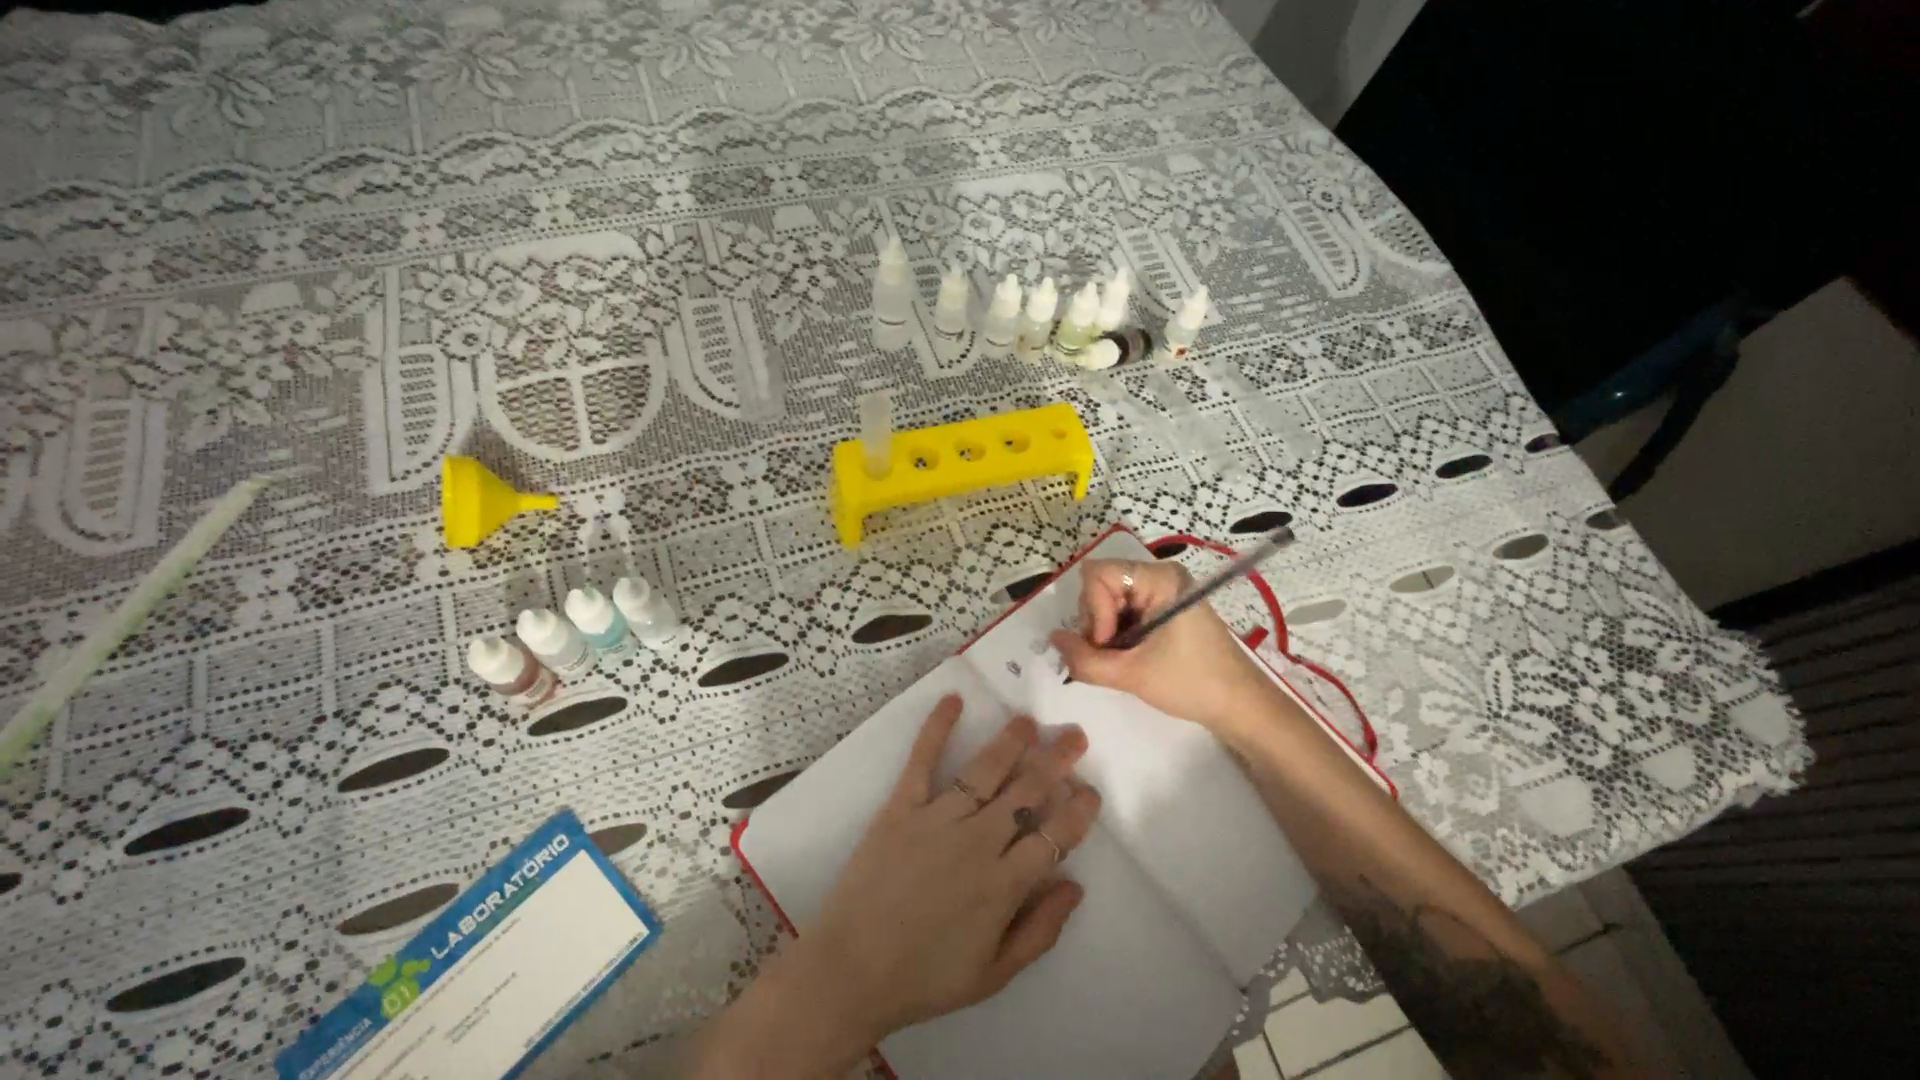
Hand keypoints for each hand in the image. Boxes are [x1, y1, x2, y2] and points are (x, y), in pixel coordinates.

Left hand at [739, 695, 1102, 1070]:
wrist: (850, 971)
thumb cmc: (924, 978)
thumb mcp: (994, 973)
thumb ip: (1040, 931)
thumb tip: (1075, 886)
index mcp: (1005, 884)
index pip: (1054, 836)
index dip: (1078, 811)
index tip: (1090, 791)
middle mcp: (978, 842)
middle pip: (1027, 793)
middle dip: (1056, 762)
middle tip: (1074, 736)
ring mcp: (937, 820)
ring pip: (985, 771)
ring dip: (1011, 742)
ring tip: (1028, 721)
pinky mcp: (900, 809)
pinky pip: (922, 762)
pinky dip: (937, 728)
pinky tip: (952, 701)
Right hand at [1049, 558, 1272, 735]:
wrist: (1239, 706)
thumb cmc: (1192, 684)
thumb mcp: (1132, 674)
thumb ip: (1084, 658)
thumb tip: (1054, 639)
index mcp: (1160, 579)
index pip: (1098, 574)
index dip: (1093, 609)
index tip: (1109, 643)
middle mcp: (1160, 576)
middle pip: (1100, 585)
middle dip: (1097, 622)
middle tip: (1112, 656)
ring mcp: (1162, 592)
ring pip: (1108, 601)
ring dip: (1104, 632)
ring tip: (1121, 661)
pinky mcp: (1163, 609)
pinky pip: (1123, 611)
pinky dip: (1117, 635)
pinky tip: (1128, 658)